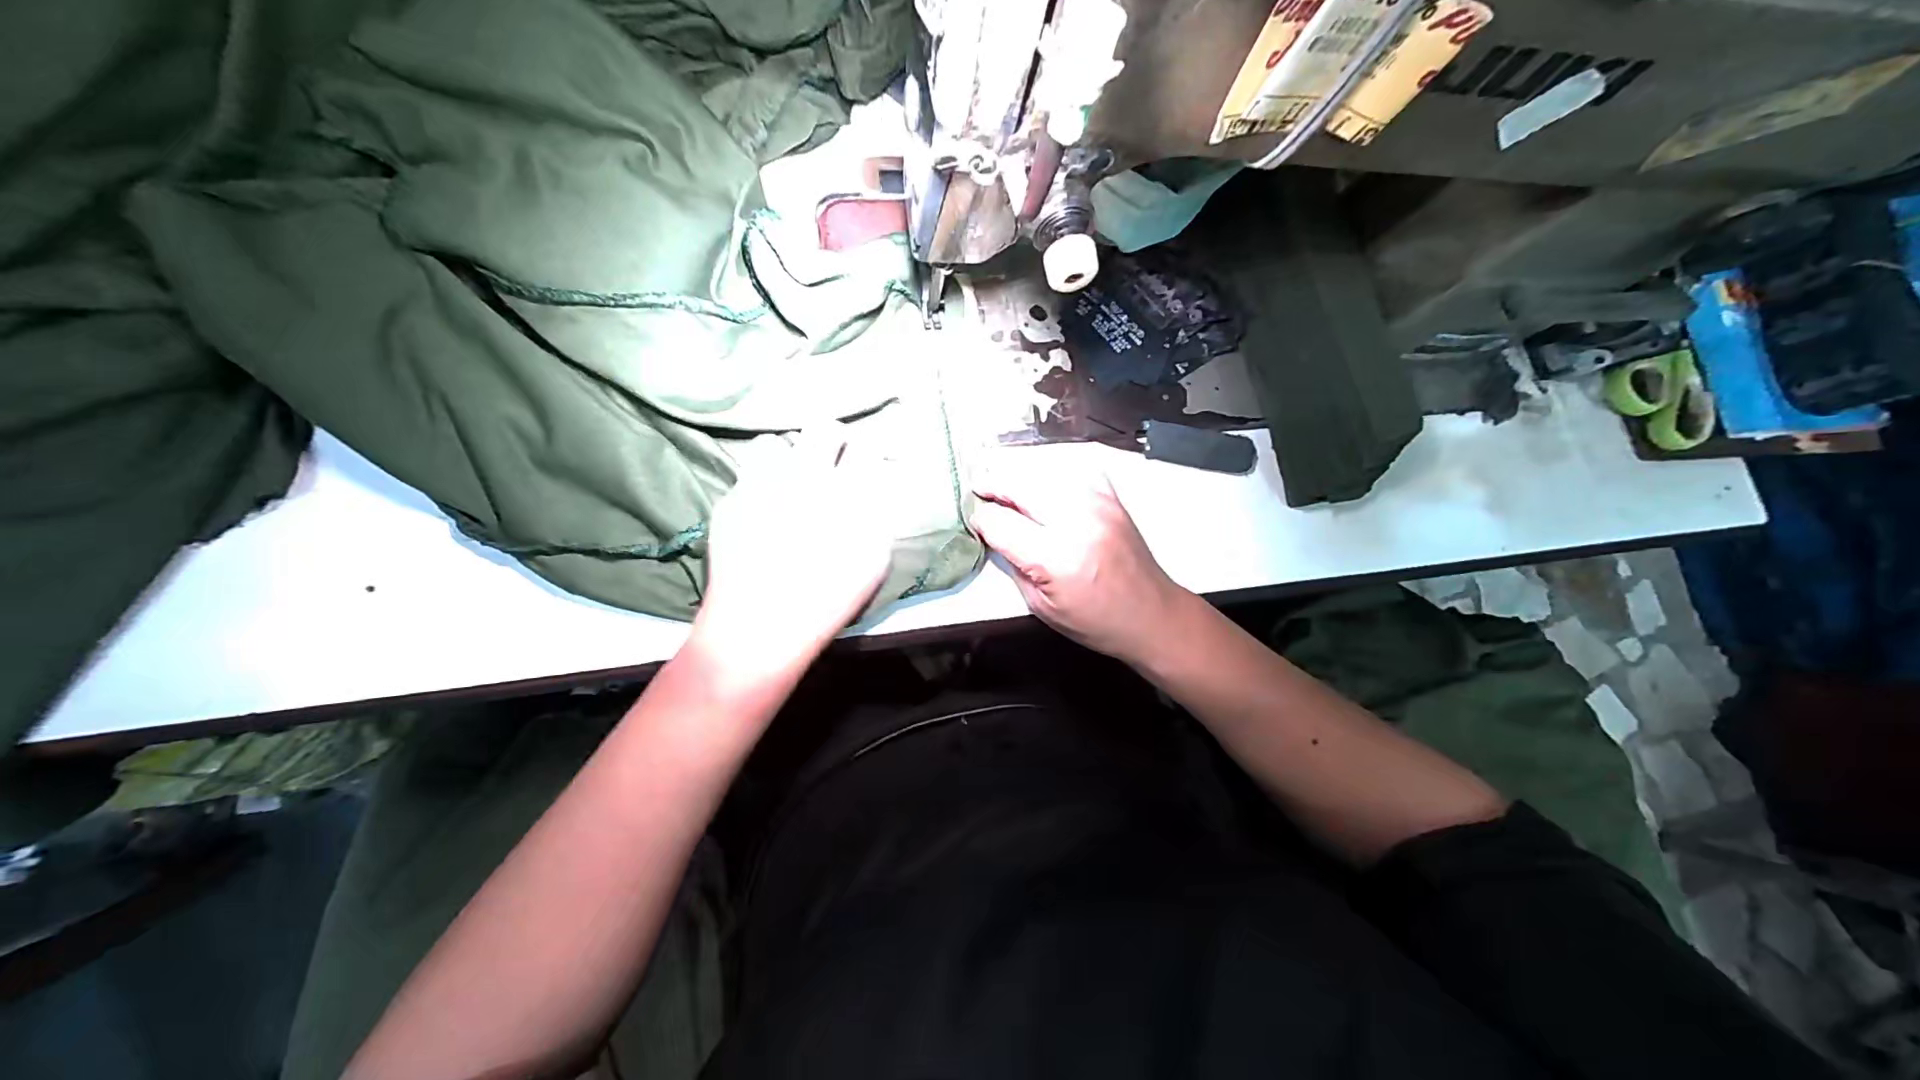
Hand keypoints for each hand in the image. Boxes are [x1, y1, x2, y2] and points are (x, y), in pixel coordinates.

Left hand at [693, 424, 891, 676]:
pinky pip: (747, 472)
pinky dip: (757, 482)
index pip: (868, 446)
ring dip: (787, 457)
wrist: (763, 624)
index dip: (866, 452)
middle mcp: (809, 477)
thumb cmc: (830, 600)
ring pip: (778, 442)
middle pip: (824, 427)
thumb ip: (876, 515)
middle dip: (830, 440)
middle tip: (827, 461)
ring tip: (785, 482)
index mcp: (851, 493)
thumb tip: (876, 487)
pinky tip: (759, 508)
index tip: (863, 463)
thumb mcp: (873, 559)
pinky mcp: (733, 497)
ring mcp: (765, 483)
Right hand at [970, 459, 1193, 665]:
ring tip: (1003, 485)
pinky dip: (1050, 473)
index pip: (1000, 521)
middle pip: (1018, 485)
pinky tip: (1042, 485)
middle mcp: (1076, 522)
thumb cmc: (1096, 620)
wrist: (1150, 614)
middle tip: (977, 488)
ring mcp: (1096, 504)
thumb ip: (1013, 563)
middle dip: (992, 484)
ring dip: (1018, 474)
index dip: (979, 518)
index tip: (971, 517)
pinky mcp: (1109, 497)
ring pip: (1042, 470)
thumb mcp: (1040, 604)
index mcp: (1055, 557)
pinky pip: (1071, 470)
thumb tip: (992, 531)